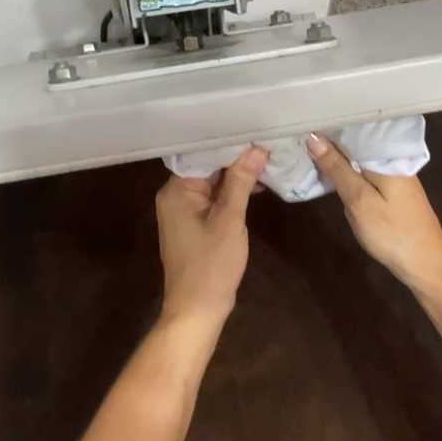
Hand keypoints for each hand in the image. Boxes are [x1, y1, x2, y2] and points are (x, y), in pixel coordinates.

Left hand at [155, 146, 268, 327]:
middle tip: (267, 143)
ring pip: (211, 182)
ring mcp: (182, 210)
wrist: (197, 309)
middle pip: (207, 166)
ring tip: (267, 160)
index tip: (257, 131)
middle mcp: (174, 195)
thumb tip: (256, 149)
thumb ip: (241, 182)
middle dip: (236, 158)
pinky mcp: (193, 223)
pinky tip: (255, 187)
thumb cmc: (211, 264)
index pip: (203, 154)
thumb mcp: (230, 220)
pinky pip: (212, 198)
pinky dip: (231, 193)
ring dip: (236, 175)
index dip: (230, 144)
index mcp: (176, 190)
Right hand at [307, 133, 441, 293]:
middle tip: (299, 136)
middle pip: (358, 141)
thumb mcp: (358, 200)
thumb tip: (314, 137)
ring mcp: (395, 175)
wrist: (425, 264)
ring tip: (308, 148)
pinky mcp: (393, 190)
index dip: (328, 126)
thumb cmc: (392, 232)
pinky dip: (350, 171)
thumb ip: (337, 168)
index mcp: (387, 155)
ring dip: (339, 156)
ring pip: (361, 158)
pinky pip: (367, 171)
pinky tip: (333, 172)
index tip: (302, 123)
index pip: (354, 128)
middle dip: (332, 140)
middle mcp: (393, 159)